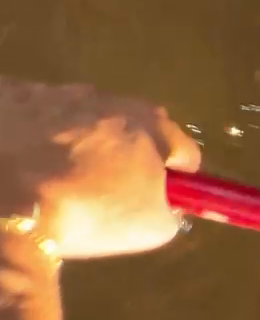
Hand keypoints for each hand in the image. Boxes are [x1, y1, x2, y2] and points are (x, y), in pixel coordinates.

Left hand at [0, 80, 201, 259]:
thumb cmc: (86, 211)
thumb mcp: (155, 227)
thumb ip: (170, 206)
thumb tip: (160, 202)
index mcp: (150, 124)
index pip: (182, 150)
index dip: (177, 178)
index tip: (162, 197)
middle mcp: (102, 98)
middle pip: (128, 129)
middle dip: (124, 152)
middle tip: (106, 186)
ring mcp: (42, 93)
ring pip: (74, 119)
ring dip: (73, 141)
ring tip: (50, 174)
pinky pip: (23, 115)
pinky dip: (26, 133)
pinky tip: (17, 160)